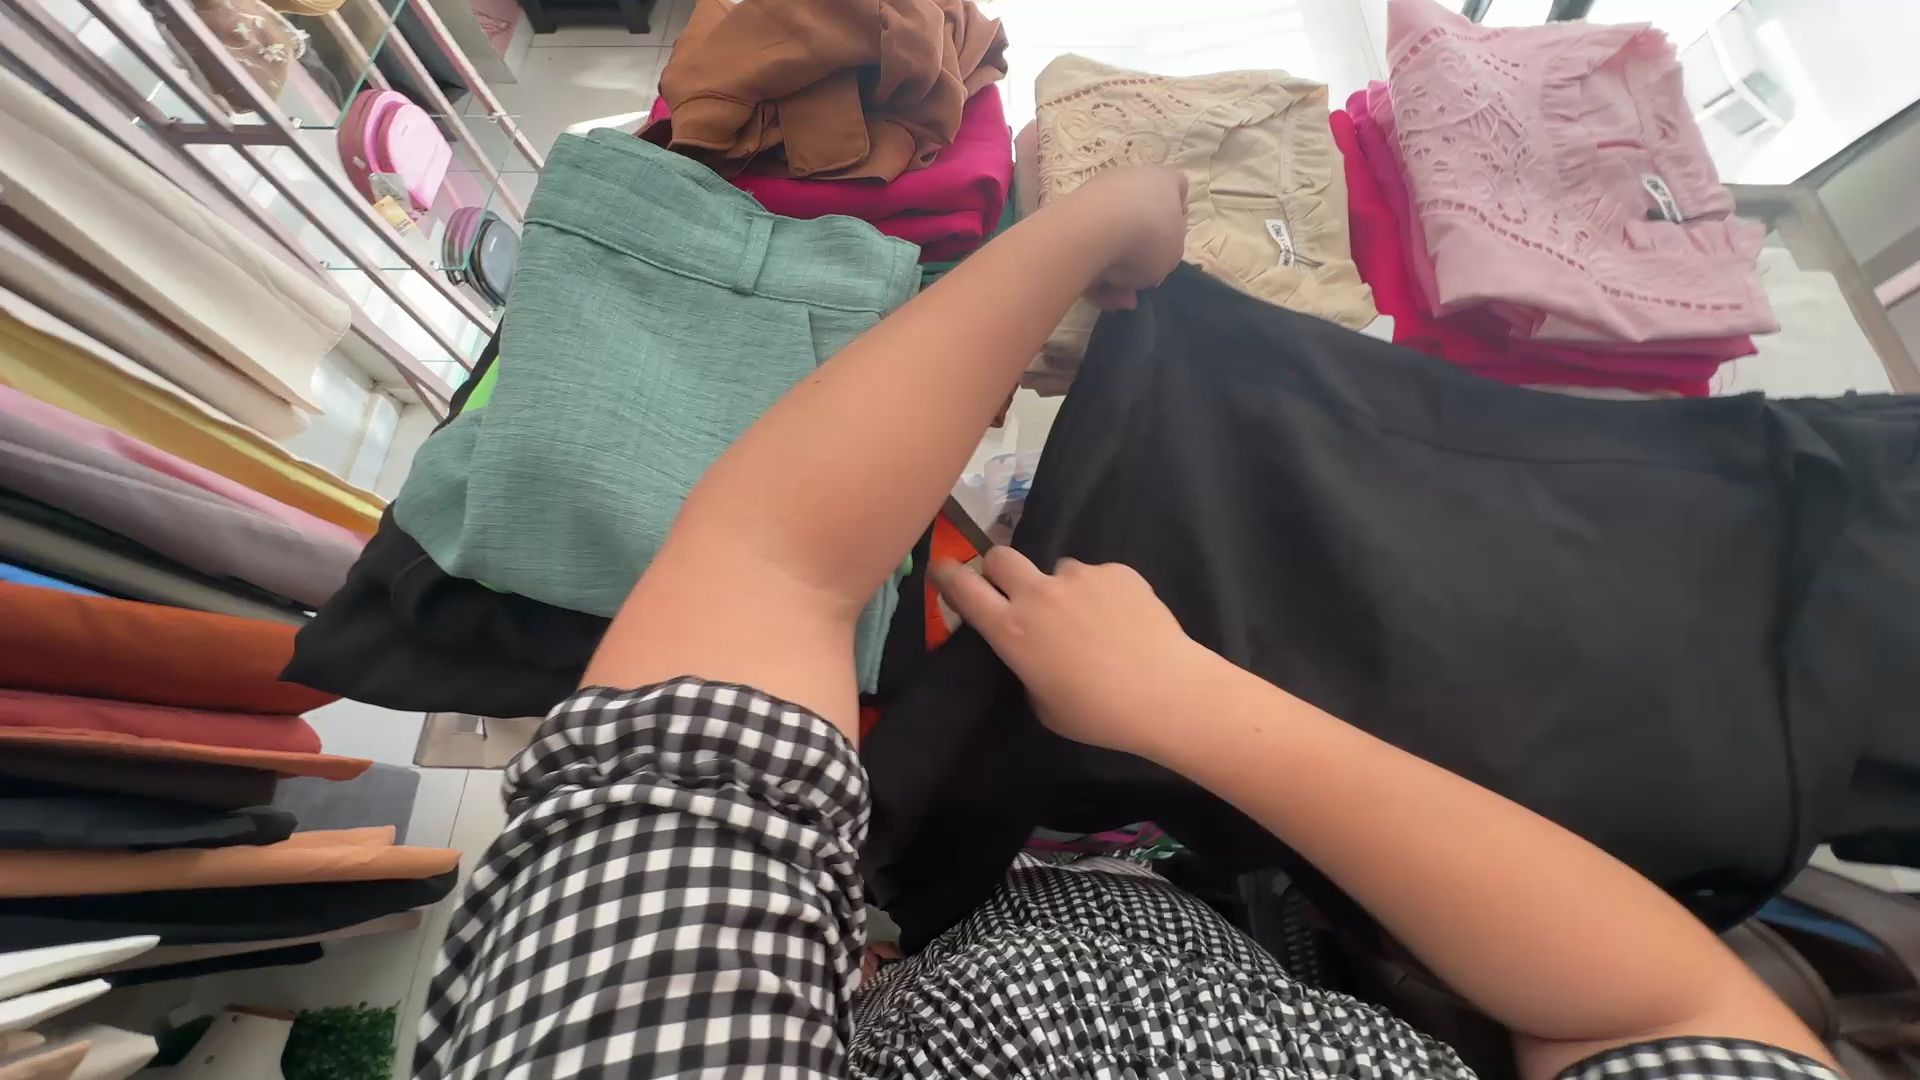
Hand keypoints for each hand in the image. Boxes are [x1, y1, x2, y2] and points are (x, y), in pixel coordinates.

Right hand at [931, 547, 1213, 758]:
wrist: (1167, 693)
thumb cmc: (1099, 714)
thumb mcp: (1045, 706)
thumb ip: (1029, 670)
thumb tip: (1037, 654)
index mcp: (1012, 630)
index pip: (963, 588)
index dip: (947, 574)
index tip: (943, 570)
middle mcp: (1038, 594)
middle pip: (1001, 556)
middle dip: (999, 569)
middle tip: (1015, 592)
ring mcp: (1079, 577)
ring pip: (1056, 569)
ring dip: (1061, 589)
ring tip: (1091, 621)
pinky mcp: (1116, 571)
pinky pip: (1097, 576)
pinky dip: (1102, 593)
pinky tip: (1123, 621)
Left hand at [1062, 166, 1189, 310]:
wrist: (1094, 230)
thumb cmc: (1149, 238)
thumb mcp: (1172, 255)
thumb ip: (1167, 255)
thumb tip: (1150, 263)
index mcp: (1163, 181)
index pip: (1177, 187)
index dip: (1177, 213)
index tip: (1171, 239)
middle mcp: (1129, 181)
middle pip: (1138, 217)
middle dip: (1137, 255)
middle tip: (1139, 280)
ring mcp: (1095, 195)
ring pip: (1109, 240)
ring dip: (1113, 272)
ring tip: (1116, 297)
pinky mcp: (1068, 217)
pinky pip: (1085, 250)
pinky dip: (1091, 271)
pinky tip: (1096, 293)